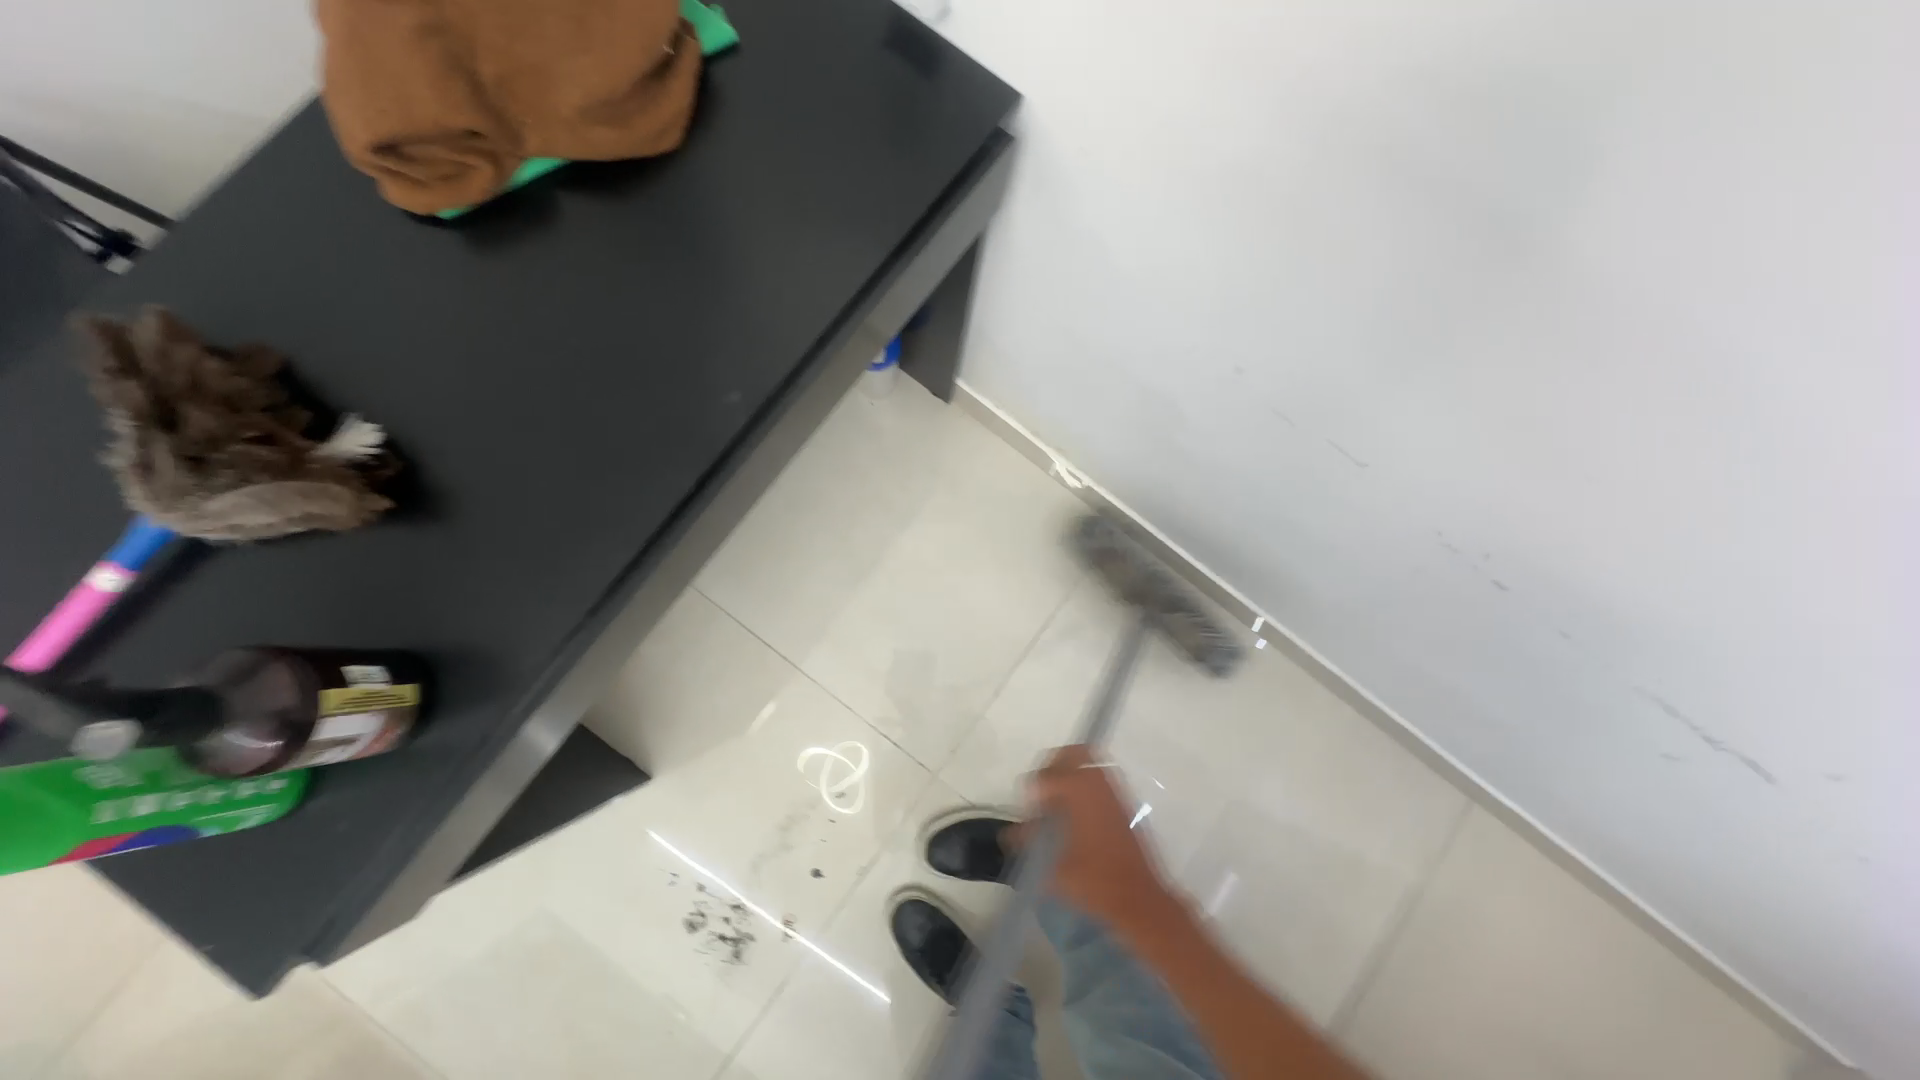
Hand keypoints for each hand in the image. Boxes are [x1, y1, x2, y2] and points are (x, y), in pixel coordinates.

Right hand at [1024, 744, 1182, 934]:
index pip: (1049, 774)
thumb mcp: (1053, 866)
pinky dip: (1085, 790)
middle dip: (1054, 767)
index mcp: (1080, 793)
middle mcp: (1099, 786)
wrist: (1139, 898)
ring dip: (1070, 777)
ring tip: (1057, 804)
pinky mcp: (1125, 808)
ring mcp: (1116, 795)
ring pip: (1090, 766)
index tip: (1030, 809)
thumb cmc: (1095, 881)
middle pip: (1074, 754)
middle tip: (1042, 792)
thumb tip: (1011, 834)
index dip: (1034, 789)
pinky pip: (1101, 784)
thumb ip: (1030, 844)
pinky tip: (1076, 818)